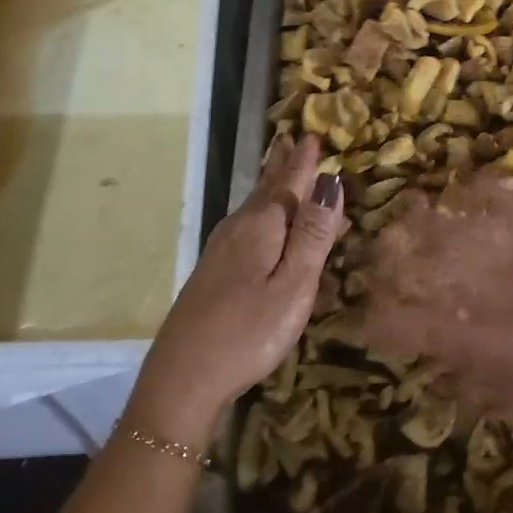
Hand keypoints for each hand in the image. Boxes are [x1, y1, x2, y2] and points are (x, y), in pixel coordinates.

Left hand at [127, 134, 345, 446]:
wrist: (182, 379)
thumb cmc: (248, 333)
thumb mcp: (293, 286)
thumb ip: (313, 235)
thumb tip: (330, 180)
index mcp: (262, 226)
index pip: (289, 183)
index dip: (304, 161)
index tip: (312, 132)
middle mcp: (239, 229)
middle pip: (267, 190)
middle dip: (283, 166)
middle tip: (293, 141)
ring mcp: (221, 251)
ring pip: (254, 208)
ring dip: (273, 188)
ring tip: (283, 171)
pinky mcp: (213, 273)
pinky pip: (247, 227)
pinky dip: (264, 215)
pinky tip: (264, 227)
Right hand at [361, 170, 512, 432]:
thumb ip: (469, 385)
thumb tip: (428, 366)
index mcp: (487, 346)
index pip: (412, 327)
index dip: (376, 321)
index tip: (361, 319)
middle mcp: (497, 295)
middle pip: (423, 265)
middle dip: (387, 261)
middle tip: (373, 261)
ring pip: (455, 227)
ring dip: (419, 222)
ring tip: (401, 219)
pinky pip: (503, 201)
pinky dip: (475, 192)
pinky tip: (458, 189)